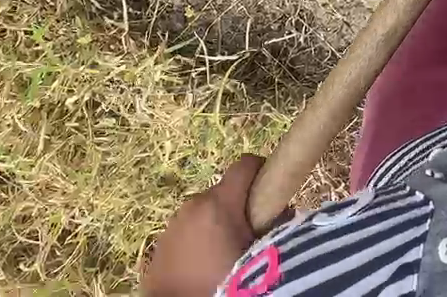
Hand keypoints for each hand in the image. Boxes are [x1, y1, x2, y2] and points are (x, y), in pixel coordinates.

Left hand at [143, 155, 264, 296]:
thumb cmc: (220, 283)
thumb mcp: (257, 255)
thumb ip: (274, 227)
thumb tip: (285, 211)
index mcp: (219, 202)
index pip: (246, 164)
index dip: (261, 172)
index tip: (269, 191)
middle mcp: (194, 204)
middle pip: (225, 190)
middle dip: (239, 205)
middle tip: (248, 233)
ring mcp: (174, 222)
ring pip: (205, 210)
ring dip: (217, 222)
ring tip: (223, 253)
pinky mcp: (161, 242)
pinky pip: (187, 229)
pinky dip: (198, 237)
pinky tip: (202, 262)